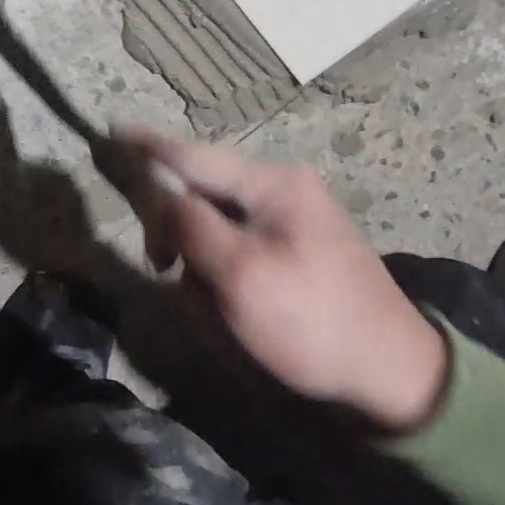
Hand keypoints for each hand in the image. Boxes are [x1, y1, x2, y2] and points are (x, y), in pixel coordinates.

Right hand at [126, 129, 449, 432]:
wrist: (392, 375)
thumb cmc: (313, 322)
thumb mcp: (241, 274)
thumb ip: (191, 226)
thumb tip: (164, 199)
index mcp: (273, 185)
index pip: (194, 156)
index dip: (148, 145)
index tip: (112, 128)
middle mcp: (281, 192)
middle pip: (200, 198)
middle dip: (180, 240)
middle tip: (164, 271)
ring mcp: (290, 223)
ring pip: (213, 234)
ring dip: (203, 273)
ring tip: (222, 315)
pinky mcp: (294, 254)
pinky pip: (237, 257)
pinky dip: (226, 286)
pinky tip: (239, 319)